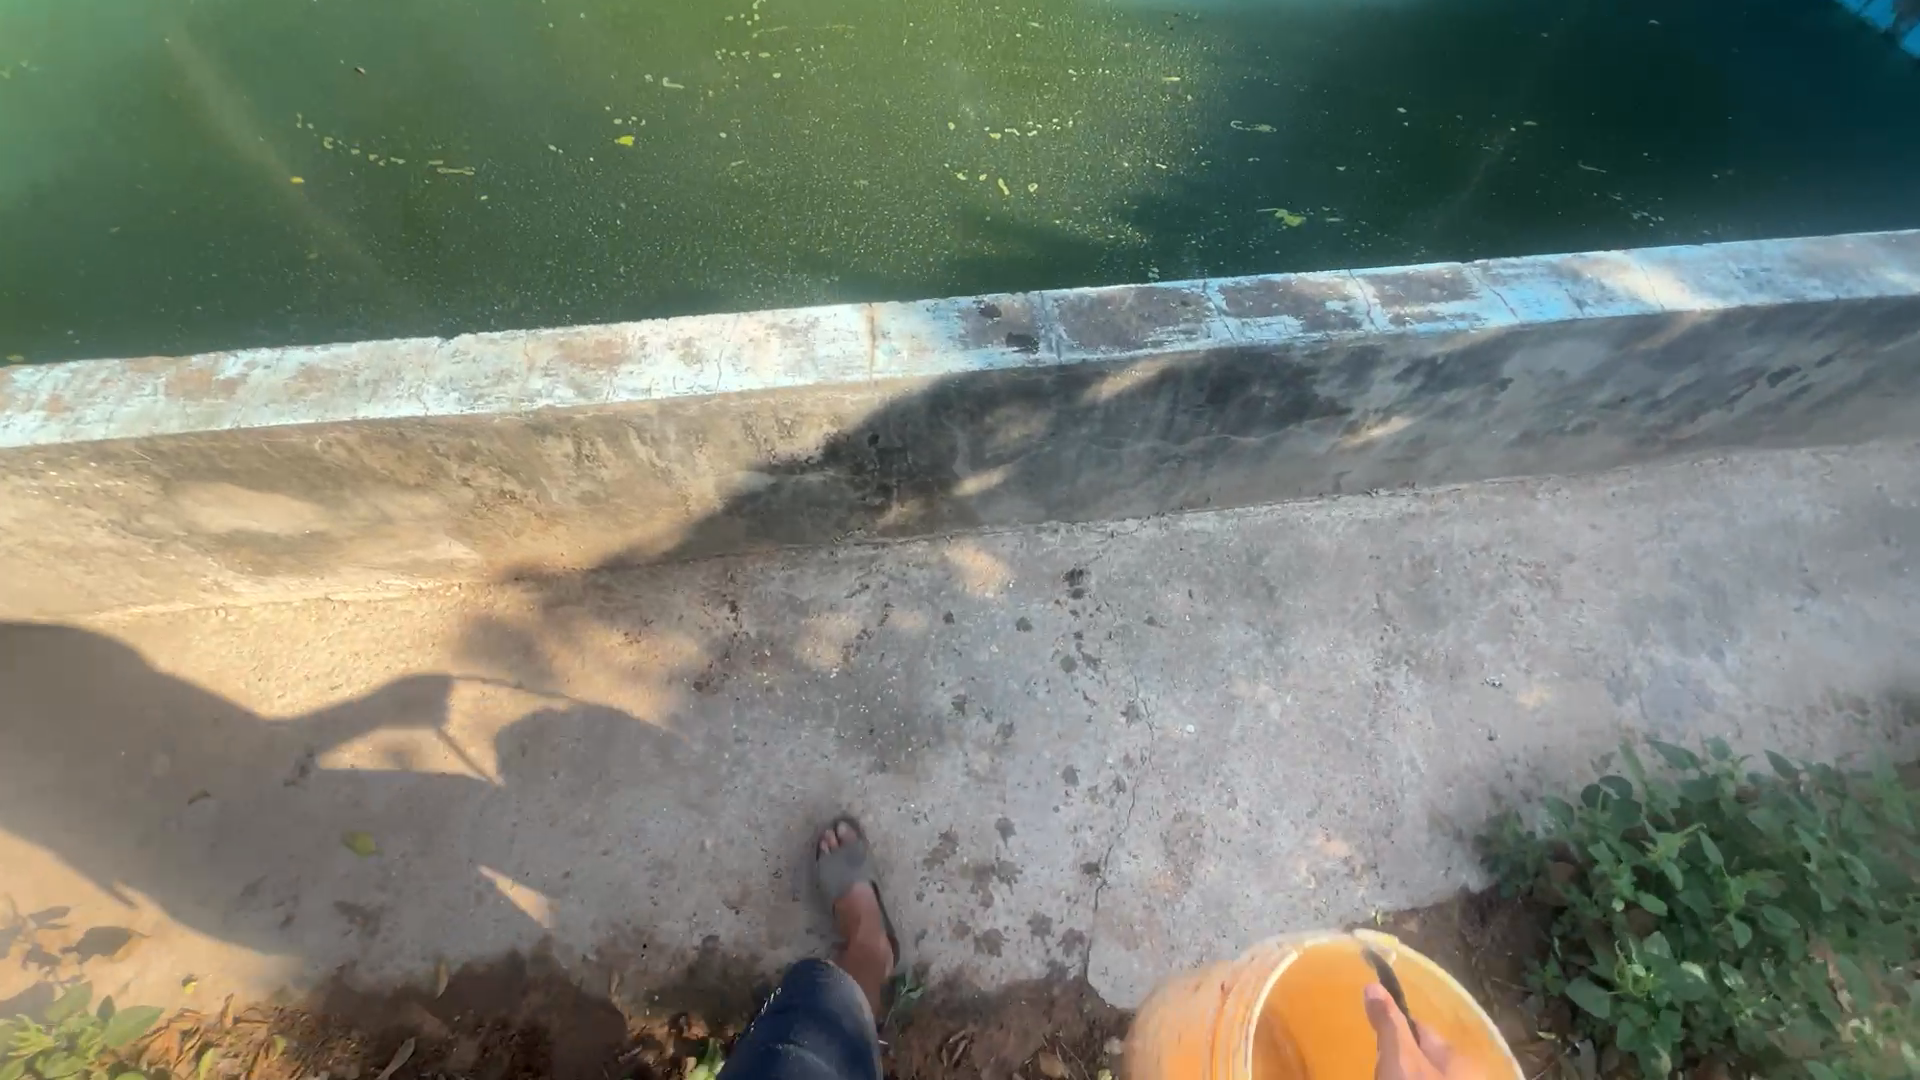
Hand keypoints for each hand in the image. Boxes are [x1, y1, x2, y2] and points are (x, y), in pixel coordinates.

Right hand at [1364, 983, 1476, 1079]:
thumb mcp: (1400, 1058)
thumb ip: (1388, 1022)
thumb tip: (1374, 985)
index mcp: (1458, 1055)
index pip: (1418, 1027)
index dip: (1393, 1029)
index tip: (1375, 1041)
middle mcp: (1465, 1072)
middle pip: (1418, 1052)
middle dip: (1397, 1056)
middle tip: (1381, 1068)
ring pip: (1420, 1072)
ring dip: (1402, 1073)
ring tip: (1384, 1076)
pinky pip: (1420, 1078)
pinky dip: (1407, 1079)